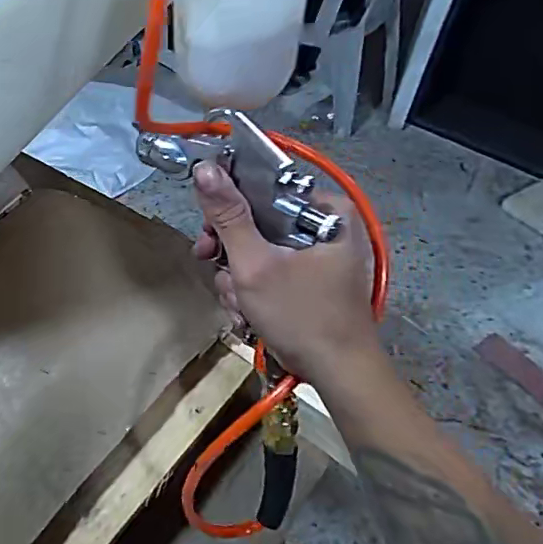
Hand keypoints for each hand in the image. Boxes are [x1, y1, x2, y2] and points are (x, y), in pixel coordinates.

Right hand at [191, 160, 379, 381]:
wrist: (338, 374)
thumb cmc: (301, 315)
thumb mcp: (255, 263)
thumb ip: (228, 216)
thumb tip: (205, 169)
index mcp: (325, 210)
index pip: (263, 187)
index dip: (229, 205)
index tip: (208, 231)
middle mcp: (324, 225)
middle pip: (255, 219)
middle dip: (230, 251)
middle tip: (212, 263)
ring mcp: (316, 254)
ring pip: (256, 247)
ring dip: (237, 275)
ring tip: (238, 301)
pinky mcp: (308, 277)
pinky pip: (267, 268)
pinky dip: (251, 288)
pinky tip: (247, 309)